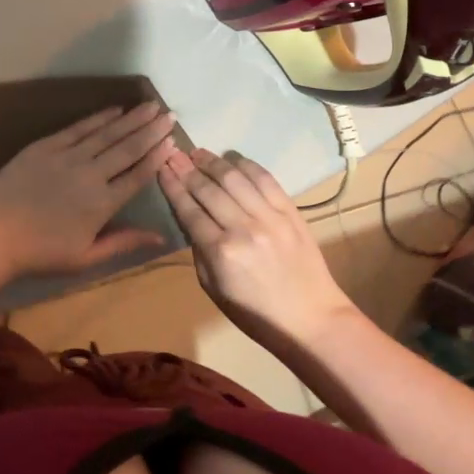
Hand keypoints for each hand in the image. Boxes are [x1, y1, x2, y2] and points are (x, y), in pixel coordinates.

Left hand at [0, 102, 177, 275]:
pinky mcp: (46, 146)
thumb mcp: (86, 258)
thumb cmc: (40, 253)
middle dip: (151, 130)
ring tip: (150, 106)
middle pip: (127, 148)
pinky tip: (114, 109)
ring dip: (130, 119)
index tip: (173, 141)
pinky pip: (78, 128)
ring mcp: (67, 157)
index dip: (157, 157)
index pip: (138, 175)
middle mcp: (90, 175)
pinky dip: (98, 118)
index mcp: (103, 204)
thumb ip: (123, 242)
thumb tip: (161, 237)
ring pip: (106, 134)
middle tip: (170, 114)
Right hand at [159, 149, 354, 350]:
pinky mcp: (291, 212)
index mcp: (220, 252)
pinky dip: (247, 165)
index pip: (189, 210)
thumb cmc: (255, 313)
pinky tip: (232, 159)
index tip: (161, 168)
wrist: (312, 319)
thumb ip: (199, 250)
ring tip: (199, 153)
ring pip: (235, 178)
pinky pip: (265, 179)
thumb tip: (189, 218)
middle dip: (187, 170)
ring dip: (213, 162)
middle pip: (208, 190)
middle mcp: (243, 229)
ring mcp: (270, 217)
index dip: (173, 186)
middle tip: (174, 154)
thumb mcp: (213, 289)